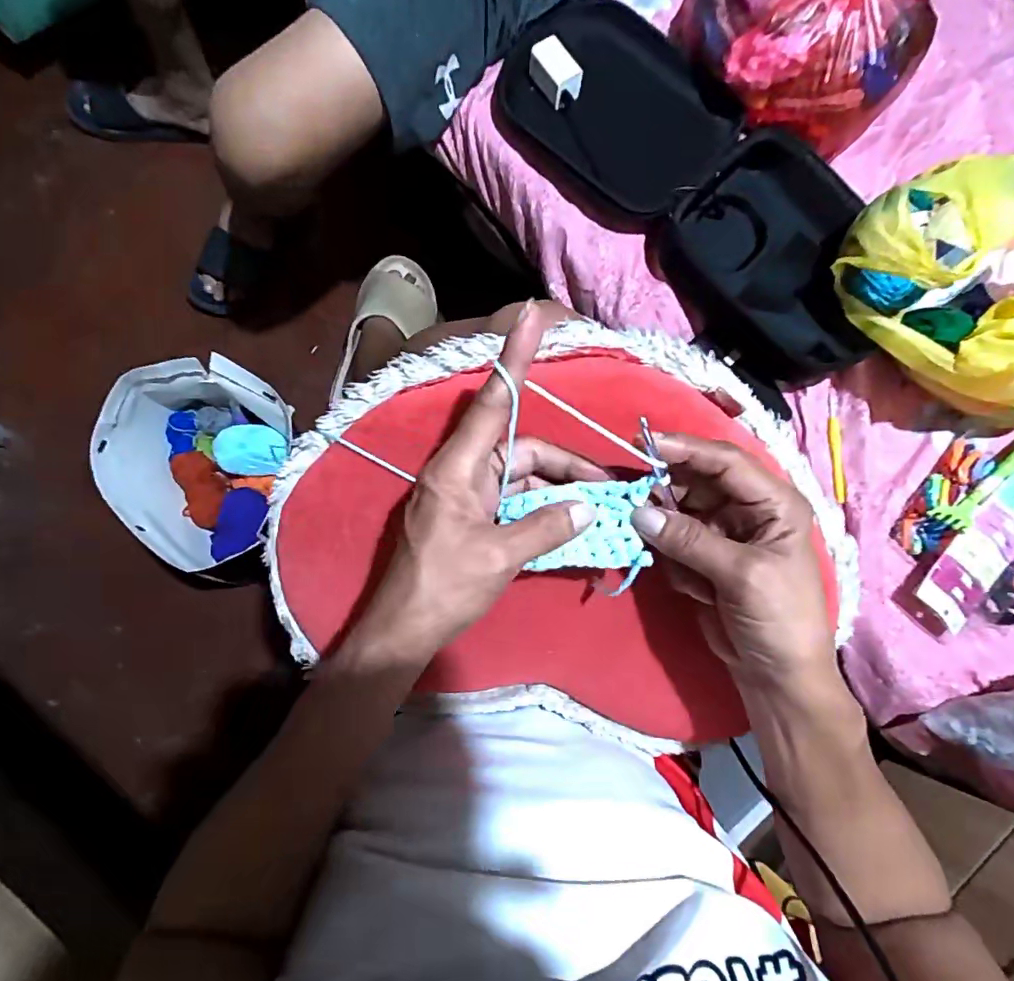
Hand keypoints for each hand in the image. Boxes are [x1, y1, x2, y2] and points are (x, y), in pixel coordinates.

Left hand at [347, 303, 604, 664]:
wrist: (405, 630)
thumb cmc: (445, 588)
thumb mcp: (499, 557)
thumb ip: (546, 528)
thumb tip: (587, 507)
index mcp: (459, 469)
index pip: (493, 402)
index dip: (514, 358)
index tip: (530, 317)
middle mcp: (463, 473)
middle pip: (522, 450)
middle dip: (566, 466)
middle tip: (608, 489)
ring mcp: (466, 497)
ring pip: (522, 479)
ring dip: (557, 492)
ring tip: (597, 511)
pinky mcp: (471, 520)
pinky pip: (514, 502)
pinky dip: (541, 512)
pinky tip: (570, 526)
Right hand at [629, 433, 835, 691]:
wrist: (779, 676)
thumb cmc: (780, 619)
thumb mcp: (741, 575)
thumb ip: (691, 540)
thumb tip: (639, 512)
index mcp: (774, 503)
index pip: (726, 462)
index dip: (686, 449)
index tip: (644, 444)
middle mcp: (748, 511)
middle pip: (696, 483)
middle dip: (666, 493)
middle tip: (632, 500)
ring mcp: (724, 535)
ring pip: (679, 513)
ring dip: (666, 532)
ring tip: (672, 560)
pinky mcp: (704, 559)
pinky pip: (673, 543)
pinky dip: (672, 560)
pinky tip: (694, 590)